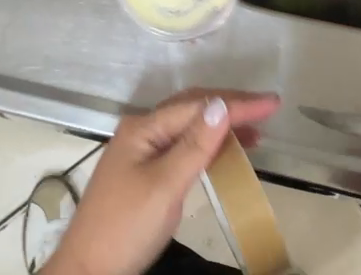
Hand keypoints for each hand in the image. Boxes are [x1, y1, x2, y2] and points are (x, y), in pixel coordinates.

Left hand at [42, 89, 280, 274]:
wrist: (88, 268)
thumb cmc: (127, 226)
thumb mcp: (165, 187)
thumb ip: (194, 146)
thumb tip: (221, 104)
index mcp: (143, 127)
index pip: (197, 106)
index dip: (237, 103)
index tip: (272, 103)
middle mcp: (141, 131)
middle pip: (191, 108)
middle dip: (230, 106)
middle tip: (267, 110)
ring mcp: (141, 151)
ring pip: (187, 126)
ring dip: (220, 125)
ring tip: (255, 133)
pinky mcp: (144, 171)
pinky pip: (181, 145)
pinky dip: (206, 144)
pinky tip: (222, 153)